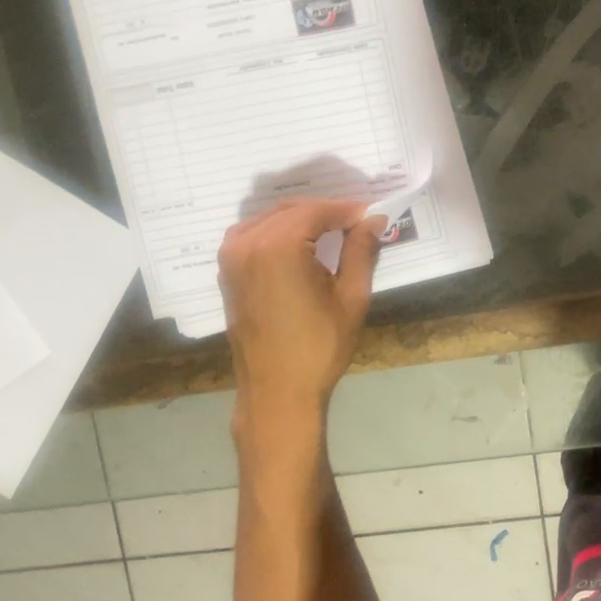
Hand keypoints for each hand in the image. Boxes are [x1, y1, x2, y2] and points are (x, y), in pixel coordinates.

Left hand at [218, 199, 383, 443]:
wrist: (278, 390)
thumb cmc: (320, 347)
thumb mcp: (351, 298)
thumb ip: (361, 252)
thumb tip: (373, 221)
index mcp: (279, 246)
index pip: (317, 212)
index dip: (346, 211)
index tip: (371, 215)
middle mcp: (248, 243)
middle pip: (291, 211)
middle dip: (324, 213)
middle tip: (356, 224)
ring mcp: (231, 257)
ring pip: (269, 220)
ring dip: (300, 220)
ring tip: (331, 233)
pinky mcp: (226, 273)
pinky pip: (251, 236)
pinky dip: (276, 232)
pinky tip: (298, 245)